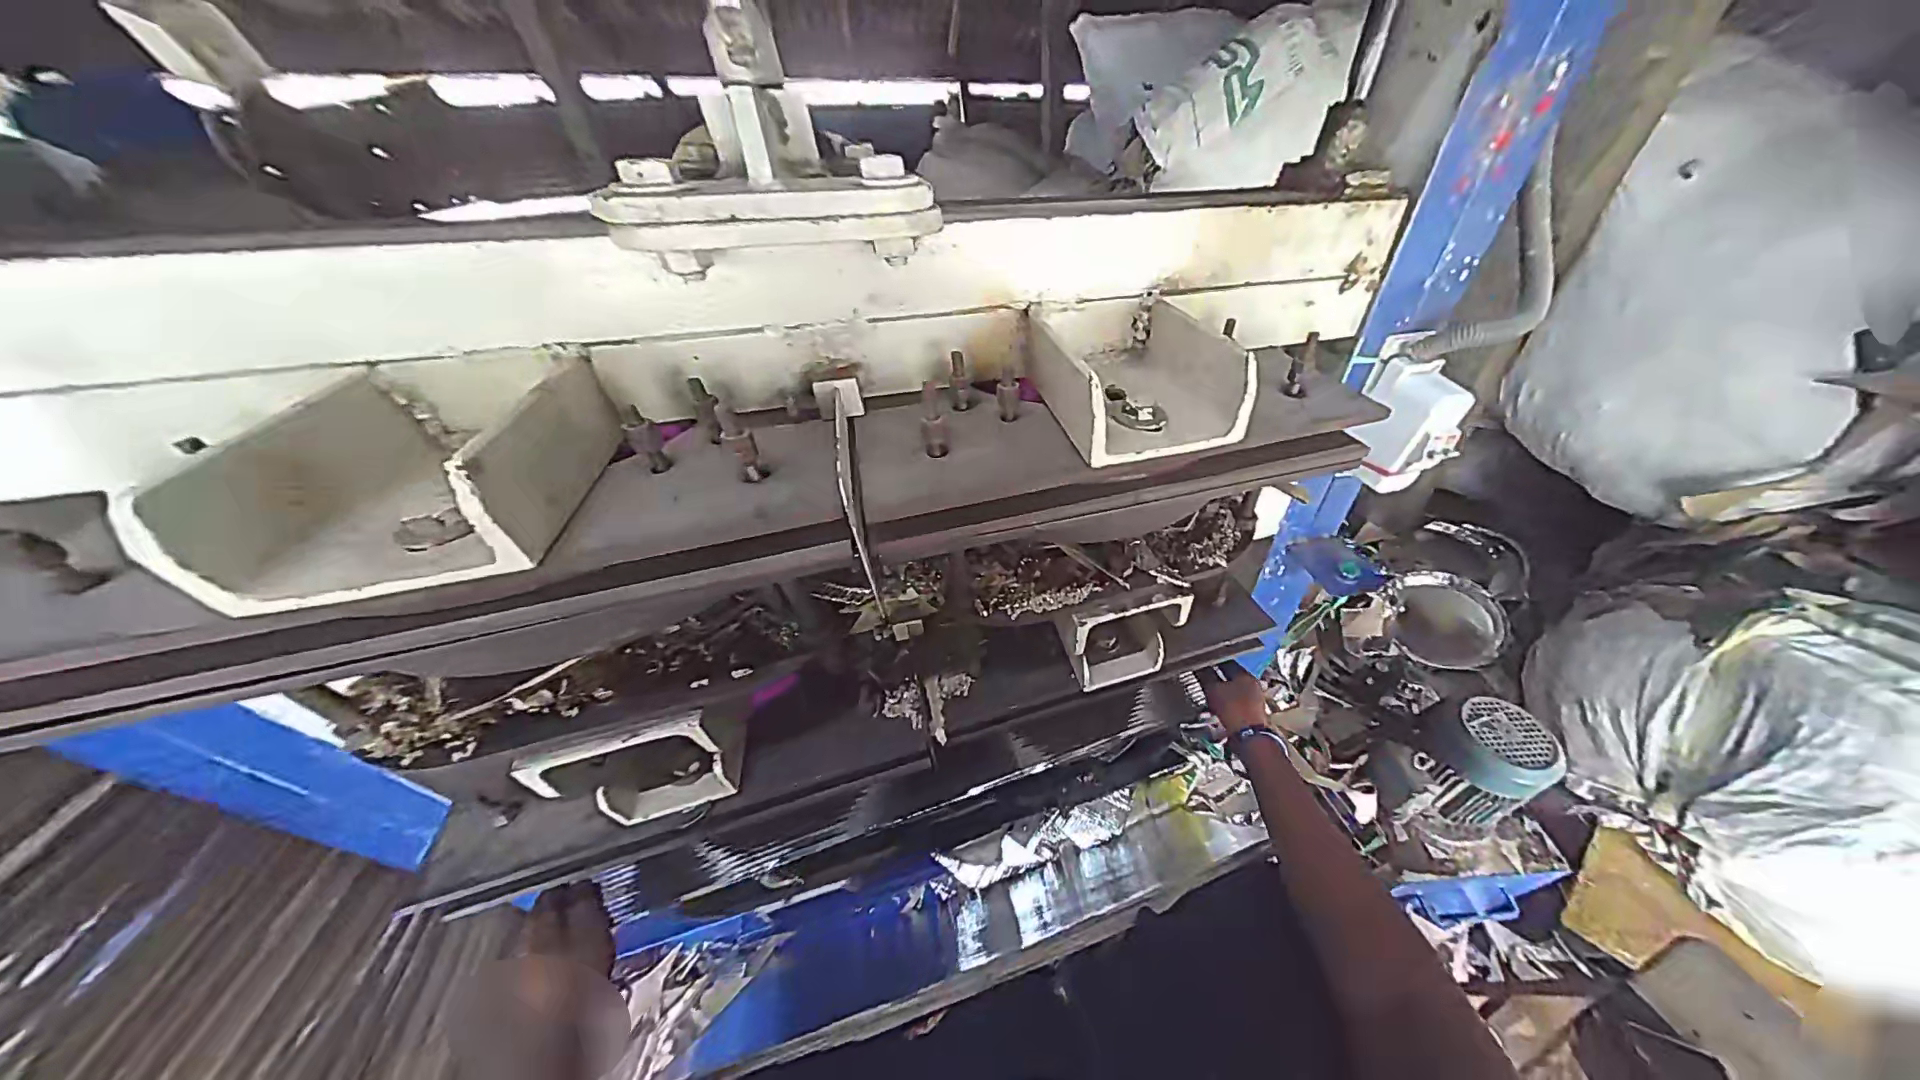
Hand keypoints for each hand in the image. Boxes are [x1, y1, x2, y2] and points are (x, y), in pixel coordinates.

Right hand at [1202, 666, 1268, 733]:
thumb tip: (1198, 666)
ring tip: (1209, 695)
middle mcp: (1253, 685)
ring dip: (1221, 691)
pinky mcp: (1252, 713)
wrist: (1248, 737)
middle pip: (1231, 676)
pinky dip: (1226, 703)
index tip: (1201, 665)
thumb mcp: (1212, 690)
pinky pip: (1236, 703)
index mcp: (1245, 675)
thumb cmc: (1233, 710)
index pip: (1226, 662)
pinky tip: (1218, 708)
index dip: (1211, 662)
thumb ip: (1205, 675)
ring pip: (1233, 690)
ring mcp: (1255, 700)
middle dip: (1217, 678)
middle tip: (1203, 680)